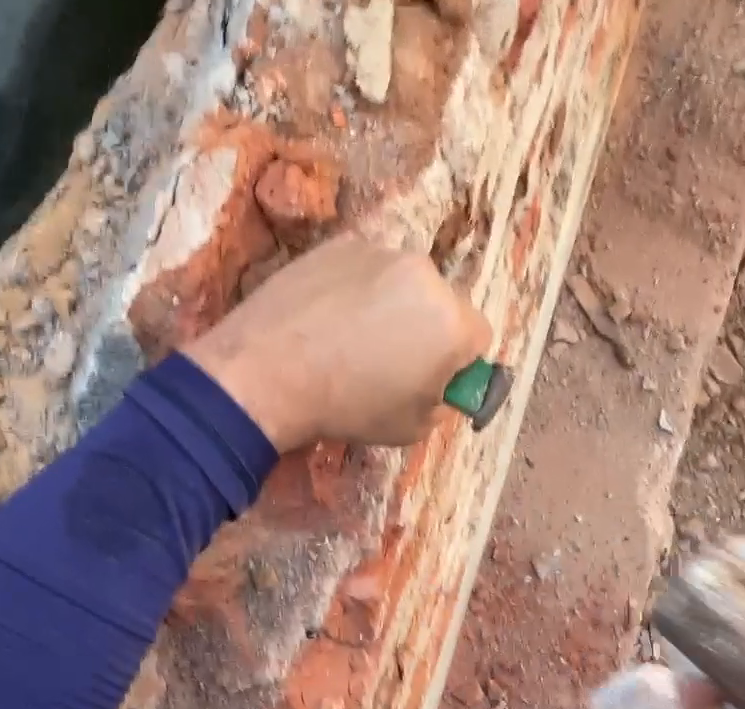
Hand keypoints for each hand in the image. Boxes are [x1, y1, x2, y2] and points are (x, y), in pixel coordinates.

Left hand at [183, 236, 492, 452]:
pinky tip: (325, 320)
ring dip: (391, 306)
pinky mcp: (339, 244)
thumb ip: (440, 401)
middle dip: (426, 329)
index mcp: (452, 322)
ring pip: (402, 283)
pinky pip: (364, 270)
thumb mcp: (412, 428)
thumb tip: (436, 384)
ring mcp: (379, 252)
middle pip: (442, 304)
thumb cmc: (347, 408)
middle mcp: (425, 274)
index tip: (429, 379)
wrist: (265, 373)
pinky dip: (354, 291)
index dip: (457, 362)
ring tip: (348, 339)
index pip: (479, 338)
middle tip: (388, 361)